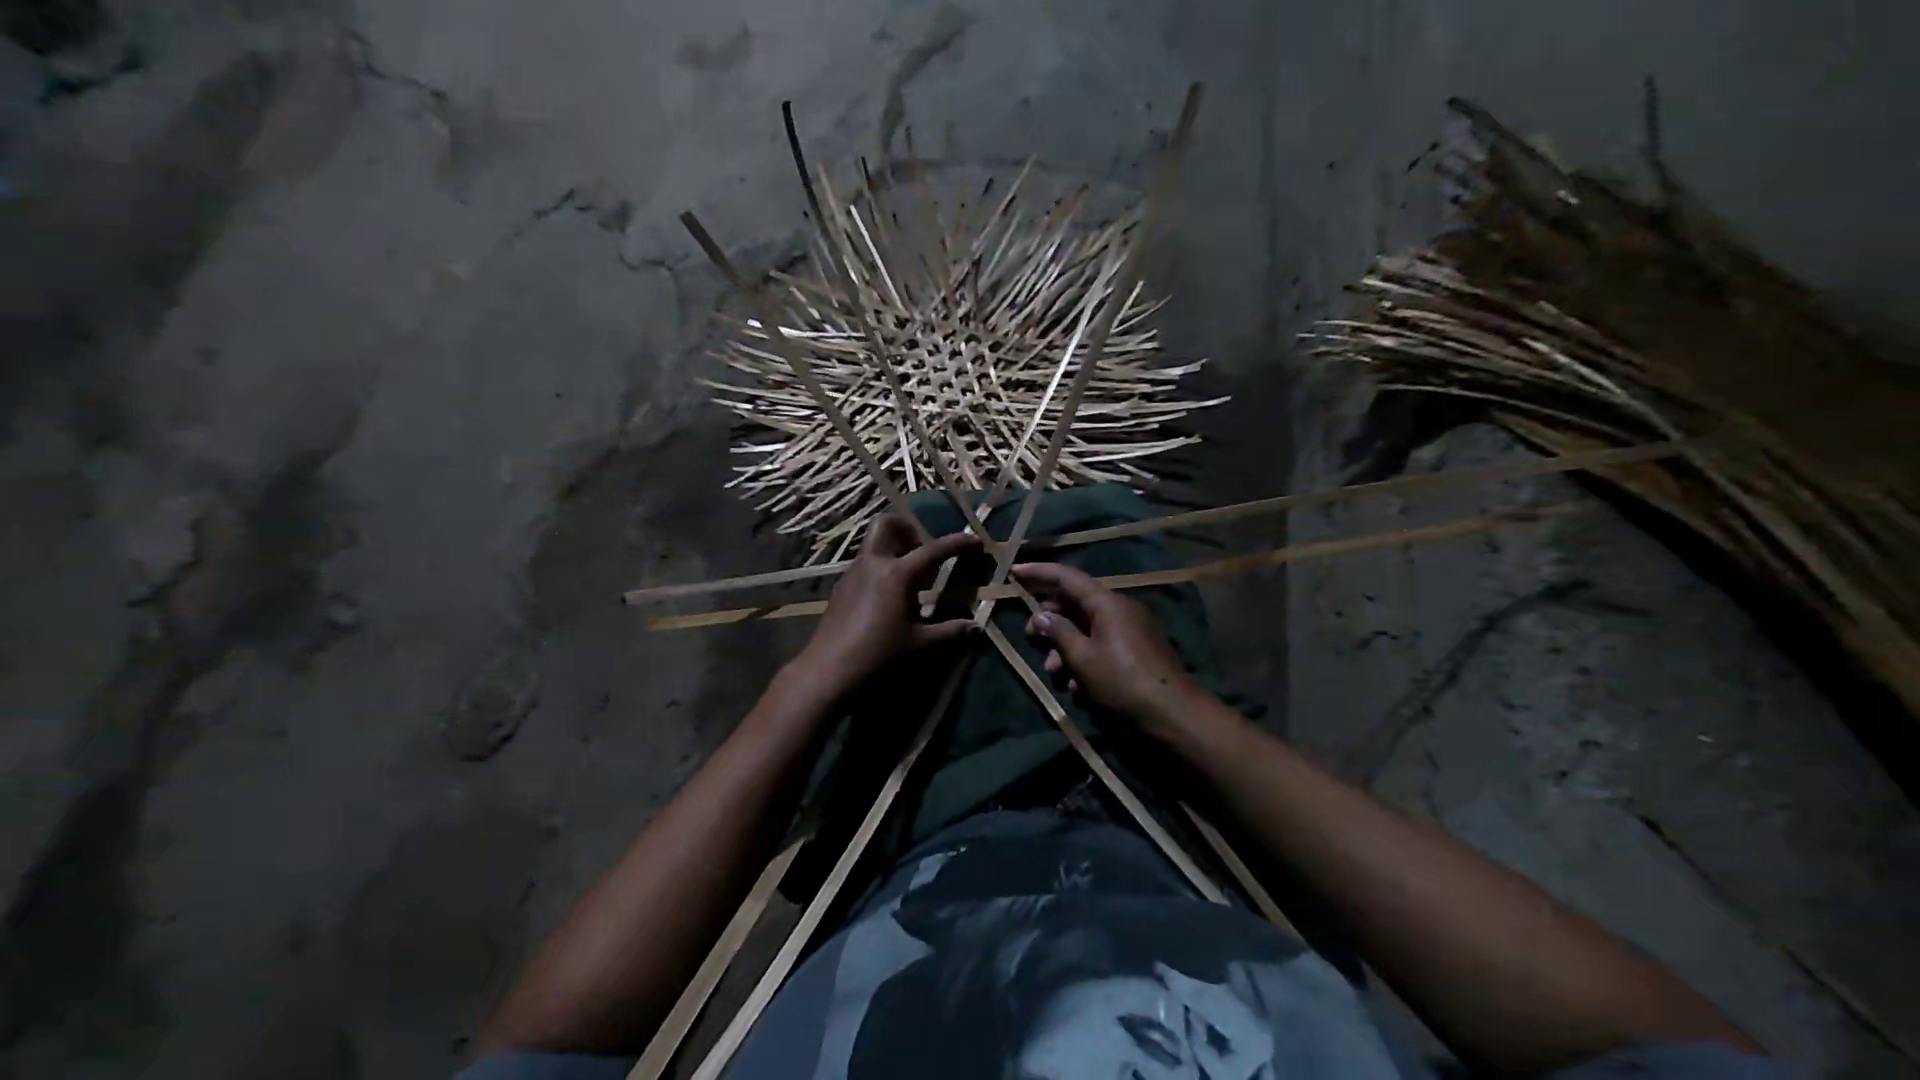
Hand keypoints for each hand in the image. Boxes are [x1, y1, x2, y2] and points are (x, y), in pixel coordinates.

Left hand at [790, 516, 977, 697]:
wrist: (829, 671)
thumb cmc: (879, 655)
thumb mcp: (920, 645)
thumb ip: (950, 632)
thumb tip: (974, 626)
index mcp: (898, 574)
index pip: (935, 550)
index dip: (958, 544)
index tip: (976, 542)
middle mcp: (874, 564)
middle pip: (888, 525)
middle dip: (909, 529)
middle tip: (923, 551)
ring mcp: (853, 573)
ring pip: (874, 545)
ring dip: (895, 551)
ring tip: (910, 583)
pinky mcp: (841, 588)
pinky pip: (865, 565)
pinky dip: (881, 570)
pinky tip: (887, 600)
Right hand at [1012, 561, 1204, 729]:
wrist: (1173, 712)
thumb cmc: (1122, 681)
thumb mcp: (1082, 658)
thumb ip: (1058, 632)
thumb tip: (1041, 616)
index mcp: (1107, 603)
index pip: (1067, 577)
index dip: (1039, 572)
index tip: (1015, 571)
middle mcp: (1121, 609)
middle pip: (1077, 604)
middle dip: (1051, 621)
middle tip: (1030, 636)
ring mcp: (1132, 629)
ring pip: (1089, 628)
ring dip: (1067, 647)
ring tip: (1055, 673)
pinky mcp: (1139, 649)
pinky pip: (1104, 643)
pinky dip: (1086, 658)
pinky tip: (1078, 686)